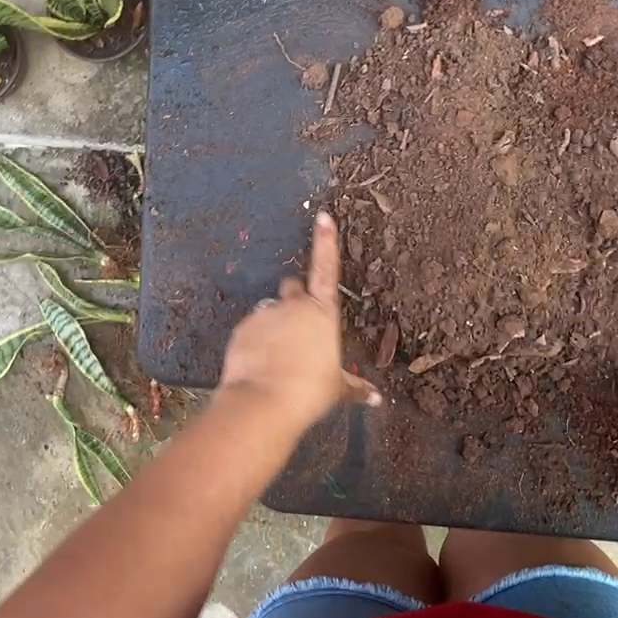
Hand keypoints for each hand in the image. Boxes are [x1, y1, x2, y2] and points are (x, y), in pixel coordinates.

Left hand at [218, 212, 381, 433]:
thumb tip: (375, 398)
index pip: (326, 268)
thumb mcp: (336, 389)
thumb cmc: (309, 391)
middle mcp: (293, 306)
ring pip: (271, 310)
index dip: (326, 241)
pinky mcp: (242, 328)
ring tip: (277, 356)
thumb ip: (354, 387)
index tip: (323, 217)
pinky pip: (252, 328)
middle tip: (298, 326)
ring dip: (275, 325)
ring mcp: (265, 314)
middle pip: (294, 287)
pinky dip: (256, 340)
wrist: (263, 401)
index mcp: (322, 313)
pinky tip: (260, 363)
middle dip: (296, 298)